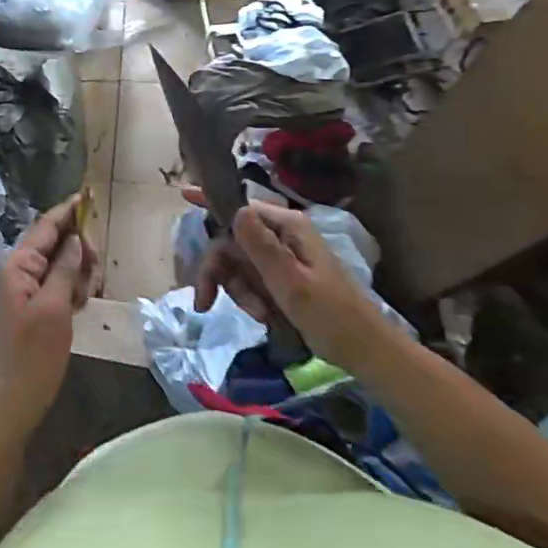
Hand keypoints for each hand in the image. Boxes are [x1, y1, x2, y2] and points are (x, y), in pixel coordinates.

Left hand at [0, 195, 101, 438]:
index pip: (45, 227)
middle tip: (93, 276)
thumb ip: (65, 269)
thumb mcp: (55, 307)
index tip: (89, 197)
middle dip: (79, 252)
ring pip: (61, 265)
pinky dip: (72, 290)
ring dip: (78, 274)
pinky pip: (58, 285)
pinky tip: (79, 306)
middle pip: (55, 243)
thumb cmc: (34, 353)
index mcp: (17, 265)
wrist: (14, 396)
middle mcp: (19, 271)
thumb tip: (76, 238)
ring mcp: (26, 289)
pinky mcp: (35, 306)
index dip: (67, 212)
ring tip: (84, 299)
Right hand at [194, 201, 396, 369]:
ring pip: (237, 264)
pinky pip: (249, 280)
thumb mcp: (291, 282)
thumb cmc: (331, 315)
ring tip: (259, 315)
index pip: (240, 209)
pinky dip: (249, 298)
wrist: (365, 351)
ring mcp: (281, 256)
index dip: (209, 206)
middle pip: (231, 243)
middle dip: (222, 273)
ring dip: (239, 291)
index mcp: (288, 227)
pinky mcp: (281, 277)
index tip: (183, 195)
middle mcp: (282, 235)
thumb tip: (237, 210)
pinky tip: (263, 316)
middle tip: (207, 301)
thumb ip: (261, 247)